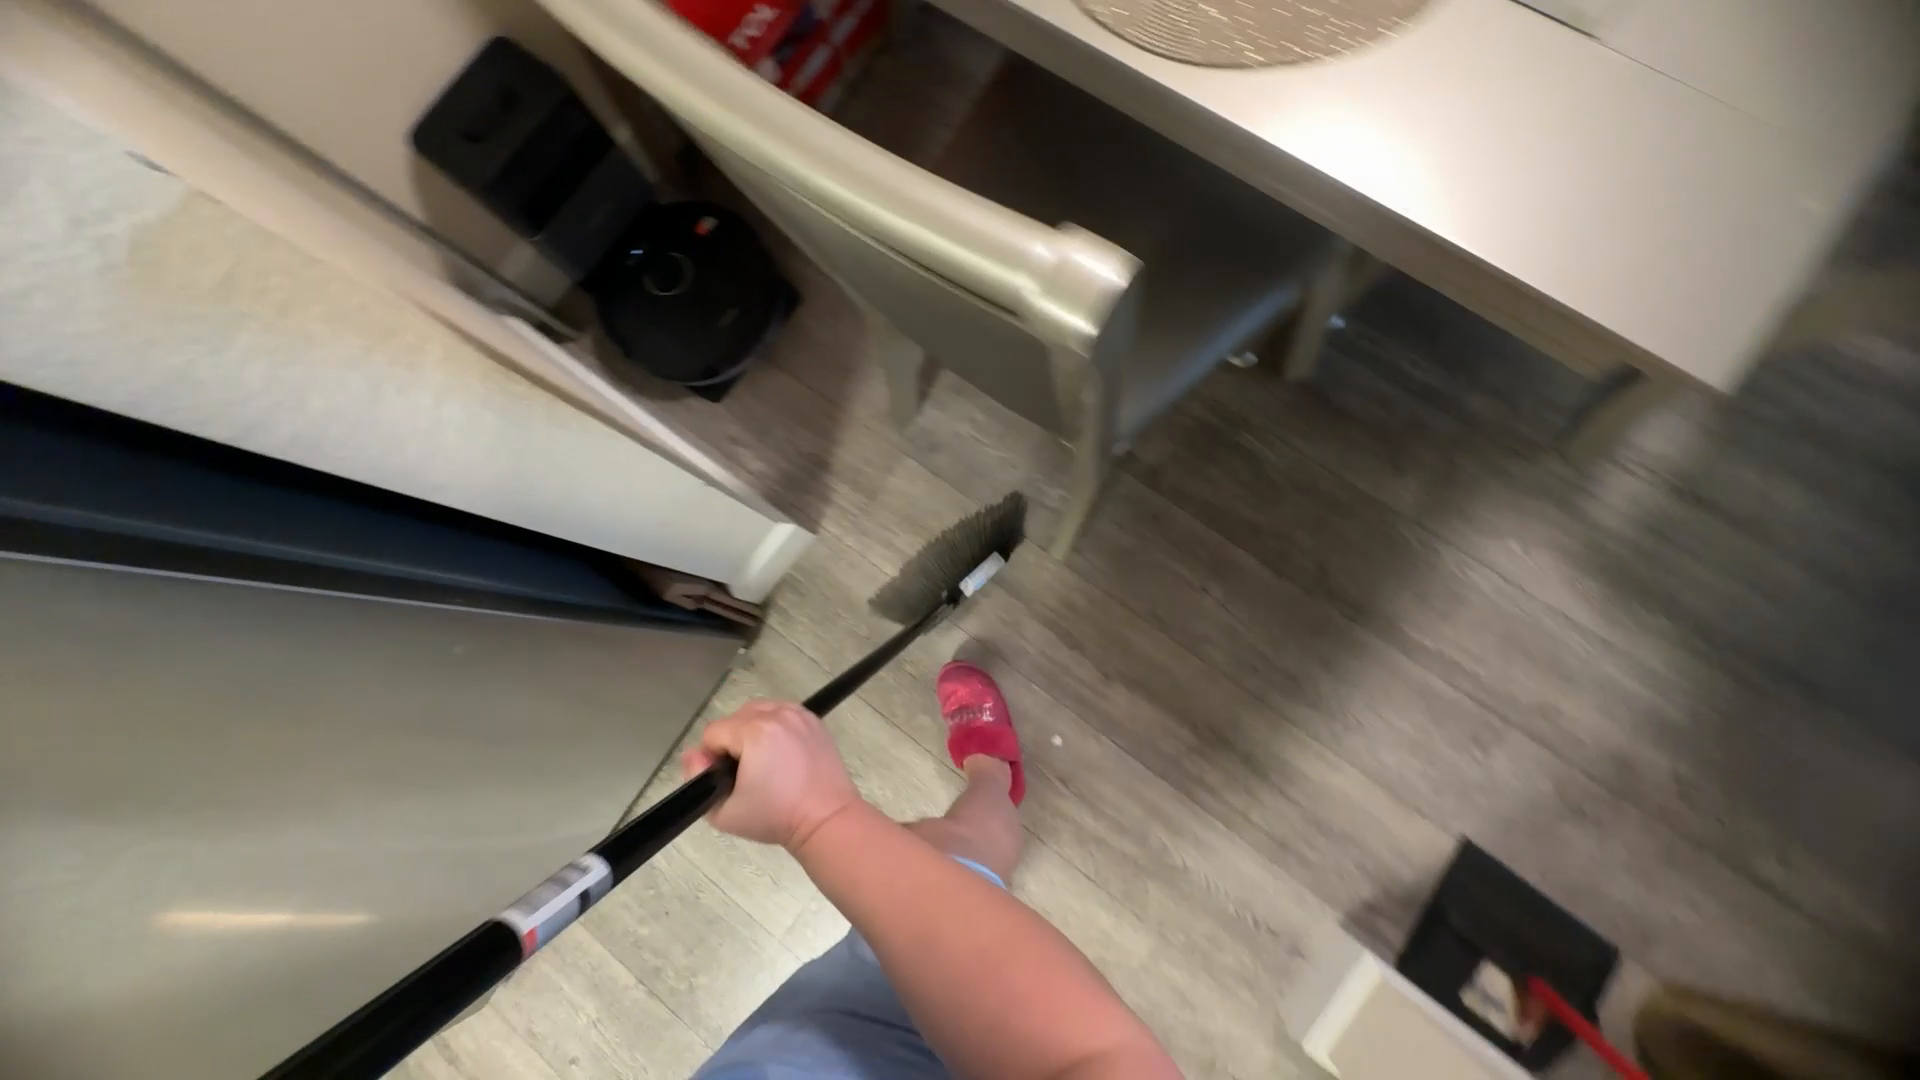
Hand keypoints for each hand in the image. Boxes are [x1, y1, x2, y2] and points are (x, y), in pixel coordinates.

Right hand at [682, 700, 862, 850]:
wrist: (826, 818)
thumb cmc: (775, 817)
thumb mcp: (724, 811)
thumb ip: (697, 779)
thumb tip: (693, 755)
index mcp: (755, 731)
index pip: (713, 732)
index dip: (711, 757)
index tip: (726, 779)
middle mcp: (778, 714)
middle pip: (735, 717)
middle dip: (731, 741)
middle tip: (744, 772)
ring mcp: (799, 714)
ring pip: (758, 712)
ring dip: (751, 731)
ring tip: (761, 762)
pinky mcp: (814, 720)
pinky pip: (782, 713)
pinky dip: (774, 727)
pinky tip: (779, 753)